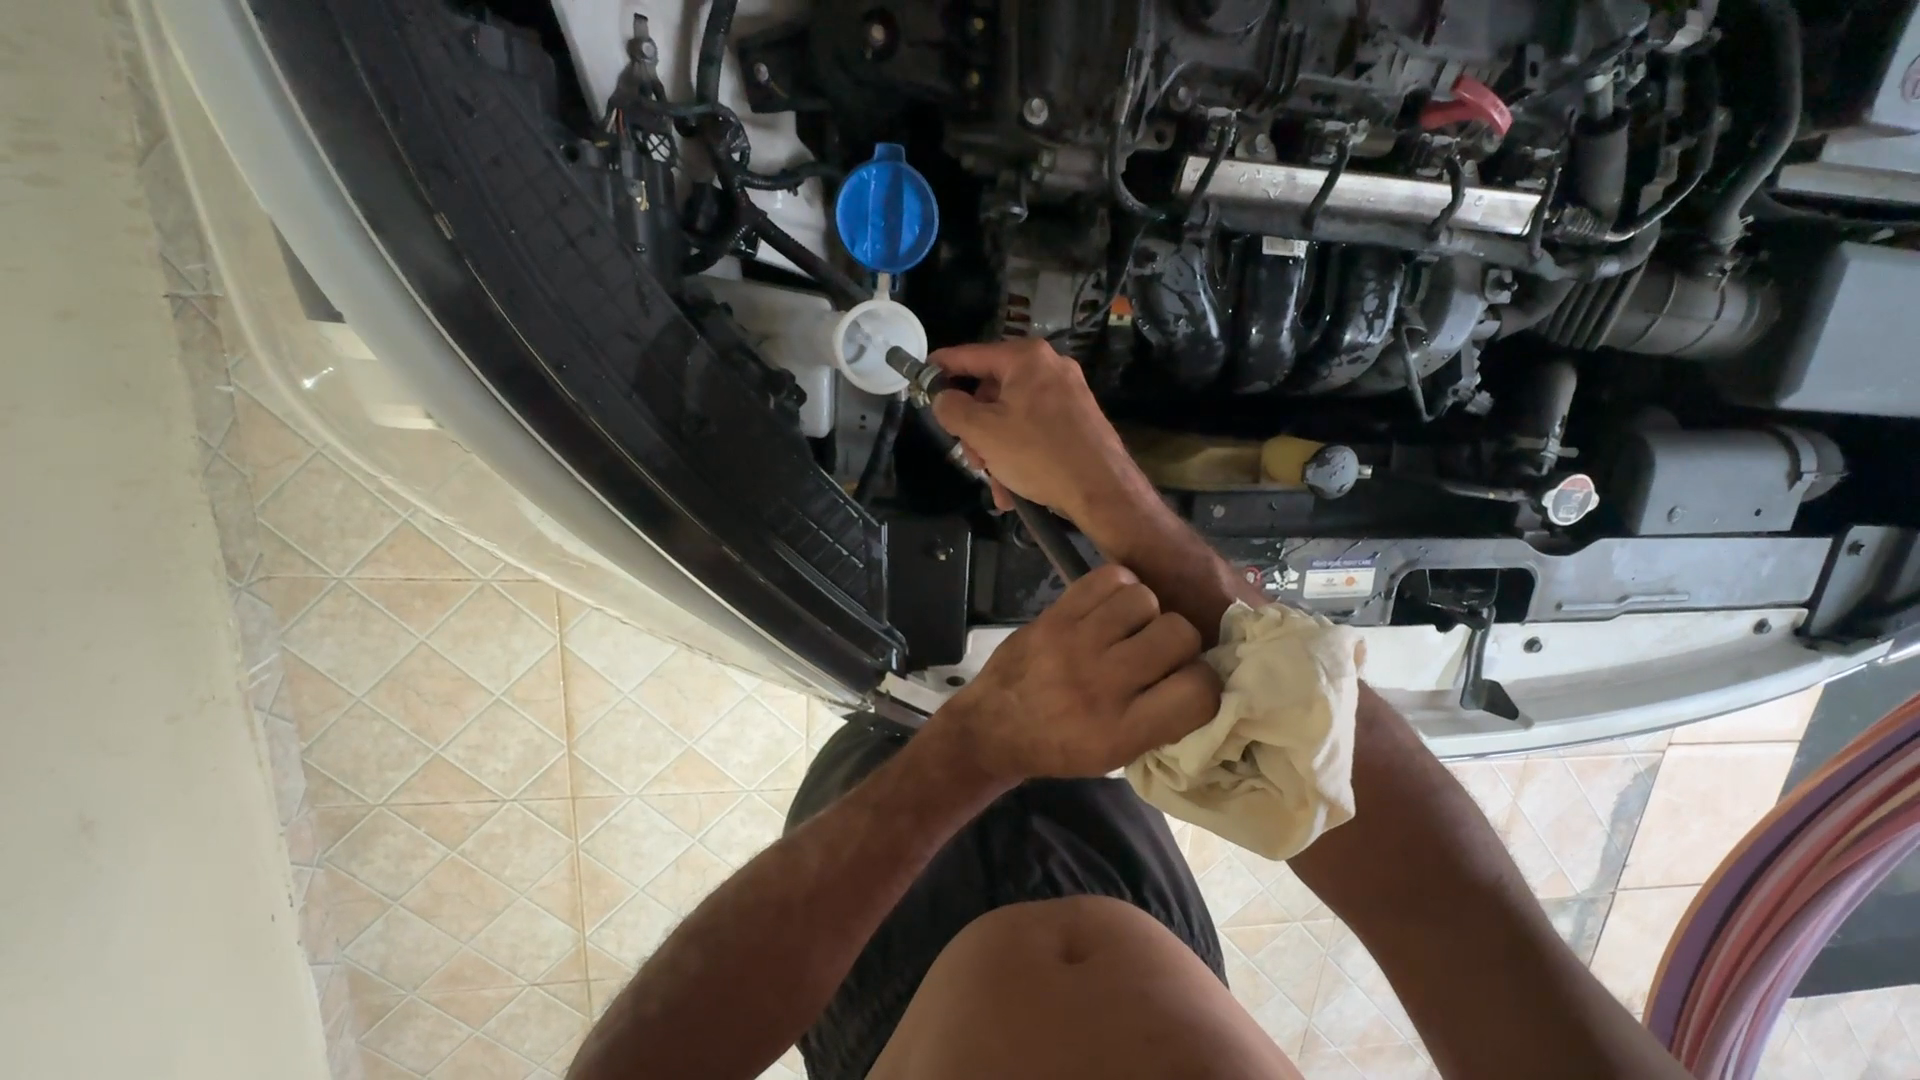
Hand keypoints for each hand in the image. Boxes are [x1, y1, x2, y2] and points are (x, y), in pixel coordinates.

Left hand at [922, 565, 1219, 781]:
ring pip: (1146, 600)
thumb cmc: (1060, 747)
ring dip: (1147, 614)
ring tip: (1129, 631)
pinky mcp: (1054, 616)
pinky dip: (1119, 589)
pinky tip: (1109, 611)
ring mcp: (1074, 644)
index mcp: (1122, 731)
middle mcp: (1101, 684)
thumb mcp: (1116, 756)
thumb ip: (1163, 720)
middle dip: (1180, 643)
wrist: (990, 728)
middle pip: (1179, 634)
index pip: (1199, 690)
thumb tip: (1208, 676)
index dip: (1204, 683)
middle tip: (1158, 655)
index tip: (1188, 684)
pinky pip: (1110, 578)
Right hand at [928, 339, 1151, 522]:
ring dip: (996, 450)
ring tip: (997, 483)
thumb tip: (943, 397)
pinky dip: (1019, 455)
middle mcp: (1051, 368)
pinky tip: (1015, 488)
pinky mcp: (1079, 421)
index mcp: (1027, 358)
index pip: (971, 355)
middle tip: (971, 458)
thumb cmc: (1038, 453)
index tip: (922, 375)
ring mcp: (1069, 394)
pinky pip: (1035, 431)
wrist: (1102, 489)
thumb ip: (953, 408)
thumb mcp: (983, 432)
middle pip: (993, 391)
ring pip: (1013, 417)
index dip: (942, 366)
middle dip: (976, 429)